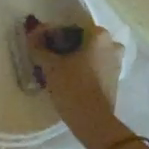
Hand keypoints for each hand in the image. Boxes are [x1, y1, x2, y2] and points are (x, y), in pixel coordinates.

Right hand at [24, 20, 129, 148]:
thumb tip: (32, 33)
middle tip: (48, 57)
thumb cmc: (72, 87)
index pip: (71, 28)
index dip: (53, 35)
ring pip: (90, 55)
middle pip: (83, 41)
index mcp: (99, 36)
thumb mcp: (50, 66)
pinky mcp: (114, 80)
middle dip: (65, 47)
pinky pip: (96, 67)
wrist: (92, 120)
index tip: (39, 44)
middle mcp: (112, 45)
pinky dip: (83, 69)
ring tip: (56, 70)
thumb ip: (39, 47)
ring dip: (74, 59)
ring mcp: (117, 63)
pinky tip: (69, 79)